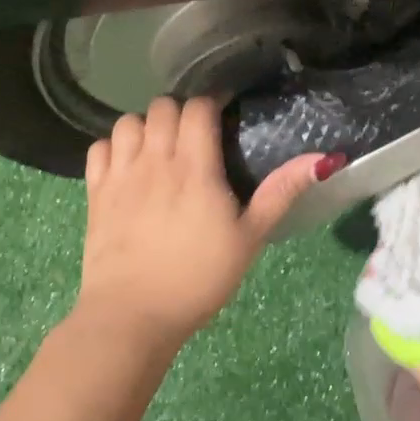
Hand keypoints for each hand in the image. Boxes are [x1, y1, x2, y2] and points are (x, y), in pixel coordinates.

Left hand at [76, 96, 341, 347]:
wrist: (132, 317)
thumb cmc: (198, 278)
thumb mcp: (250, 237)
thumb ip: (282, 192)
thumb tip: (324, 158)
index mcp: (195, 167)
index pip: (198, 107)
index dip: (212, 103)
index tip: (225, 115)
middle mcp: (154, 161)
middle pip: (162, 106)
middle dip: (181, 112)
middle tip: (196, 135)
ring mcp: (120, 176)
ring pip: (128, 121)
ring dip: (145, 126)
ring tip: (160, 147)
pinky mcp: (95, 194)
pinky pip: (98, 148)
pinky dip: (114, 147)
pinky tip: (127, 166)